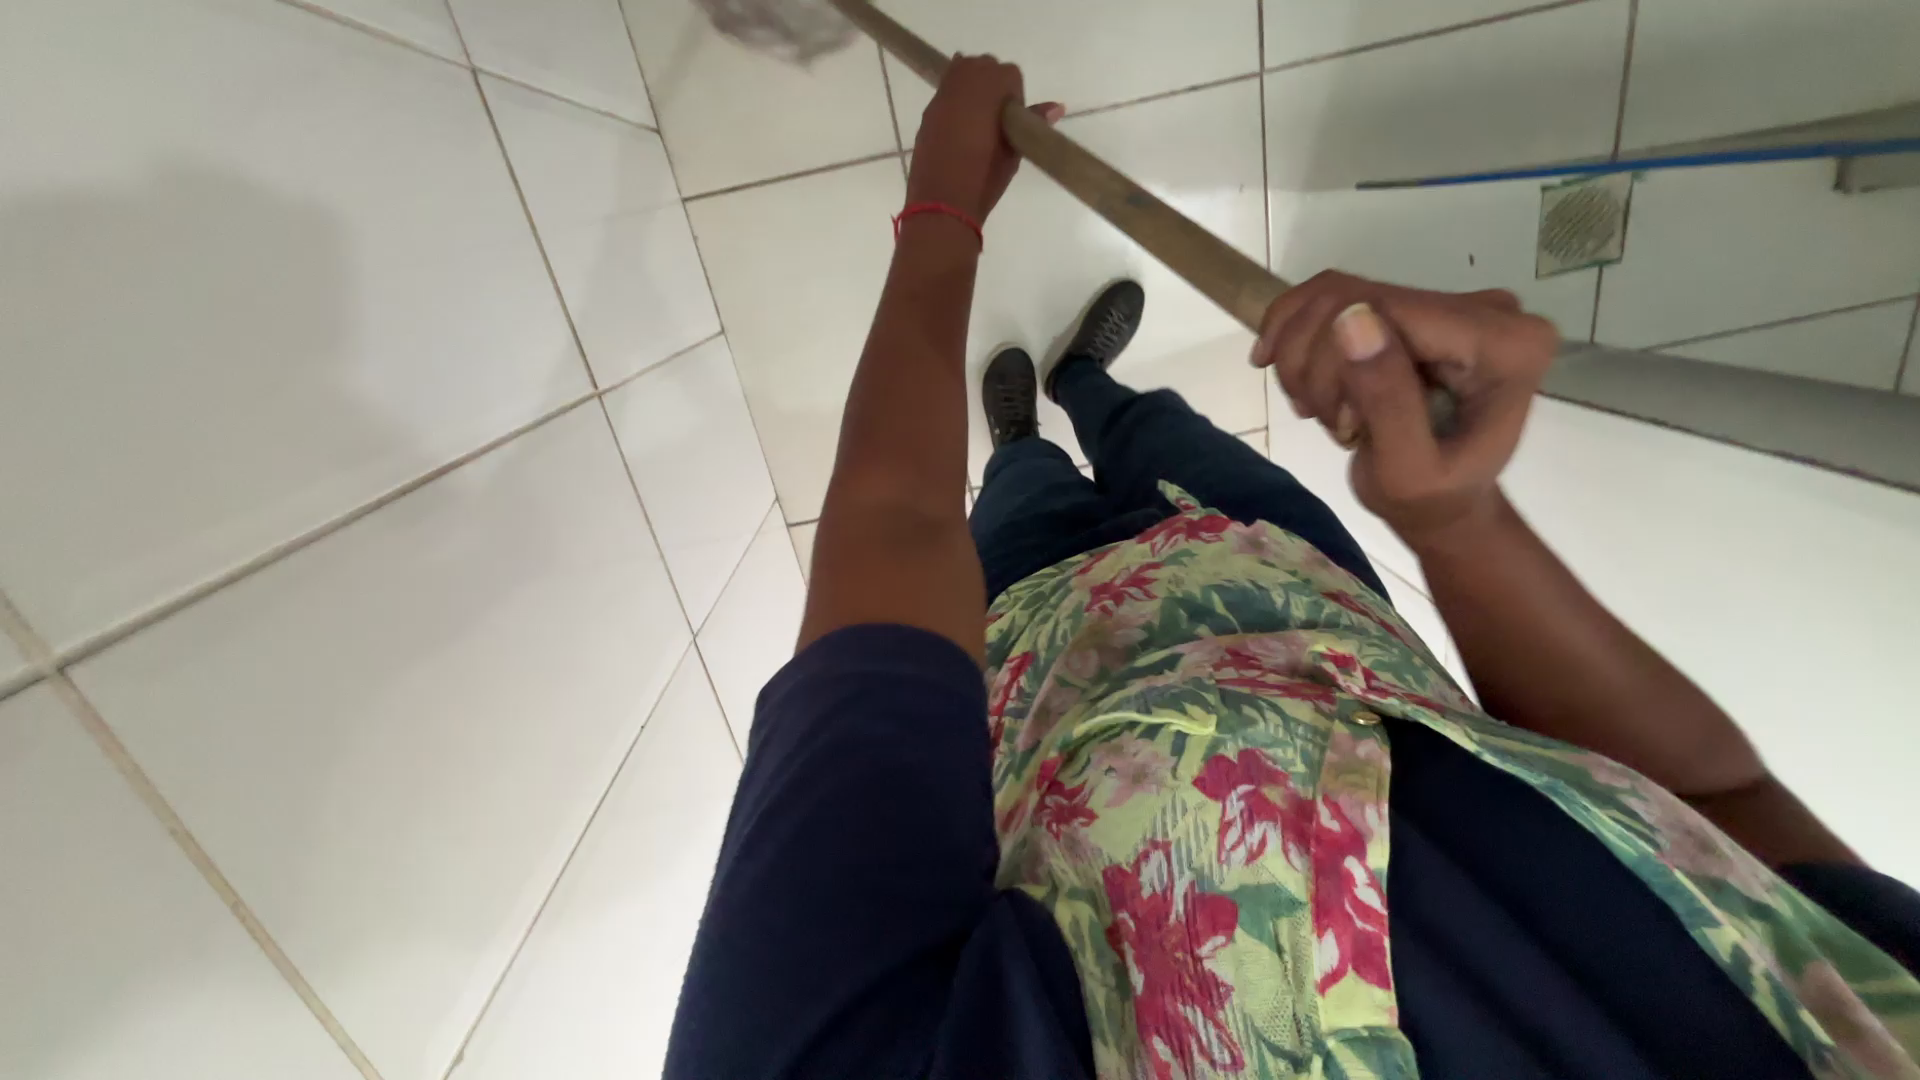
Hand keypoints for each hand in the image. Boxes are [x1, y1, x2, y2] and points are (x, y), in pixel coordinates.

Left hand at [906, 55, 1062, 222]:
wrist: (943, 202)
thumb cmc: (984, 178)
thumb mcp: (1013, 151)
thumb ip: (1032, 122)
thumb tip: (1057, 107)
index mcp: (992, 85)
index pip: (1010, 74)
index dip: (1015, 96)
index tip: (1013, 121)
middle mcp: (965, 79)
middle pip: (984, 67)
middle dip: (992, 88)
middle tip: (996, 122)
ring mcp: (943, 94)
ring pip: (962, 74)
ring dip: (972, 92)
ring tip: (977, 125)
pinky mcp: (928, 111)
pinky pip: (946, 95)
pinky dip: (955, 105)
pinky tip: (959, 133)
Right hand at [1250, 271, 1557, 547]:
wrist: (1441, 505)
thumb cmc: (1429, 498)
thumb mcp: (1405, 470)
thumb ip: (1387, 399)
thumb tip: (1351, 320)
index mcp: (1504, 344)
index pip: (1387, 310)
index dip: (1333, 358)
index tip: (1327, 418)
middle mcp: (1487, 309)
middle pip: (1355, 295)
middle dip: (1312, 362)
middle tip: (1321, 417)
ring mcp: (1449, 304)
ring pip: (1333, 295)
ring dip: (1301, 358)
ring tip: (1319, 408)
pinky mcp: (1416, 308)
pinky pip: (1334, 297)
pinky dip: (1296, 338)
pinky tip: (1298, 380)